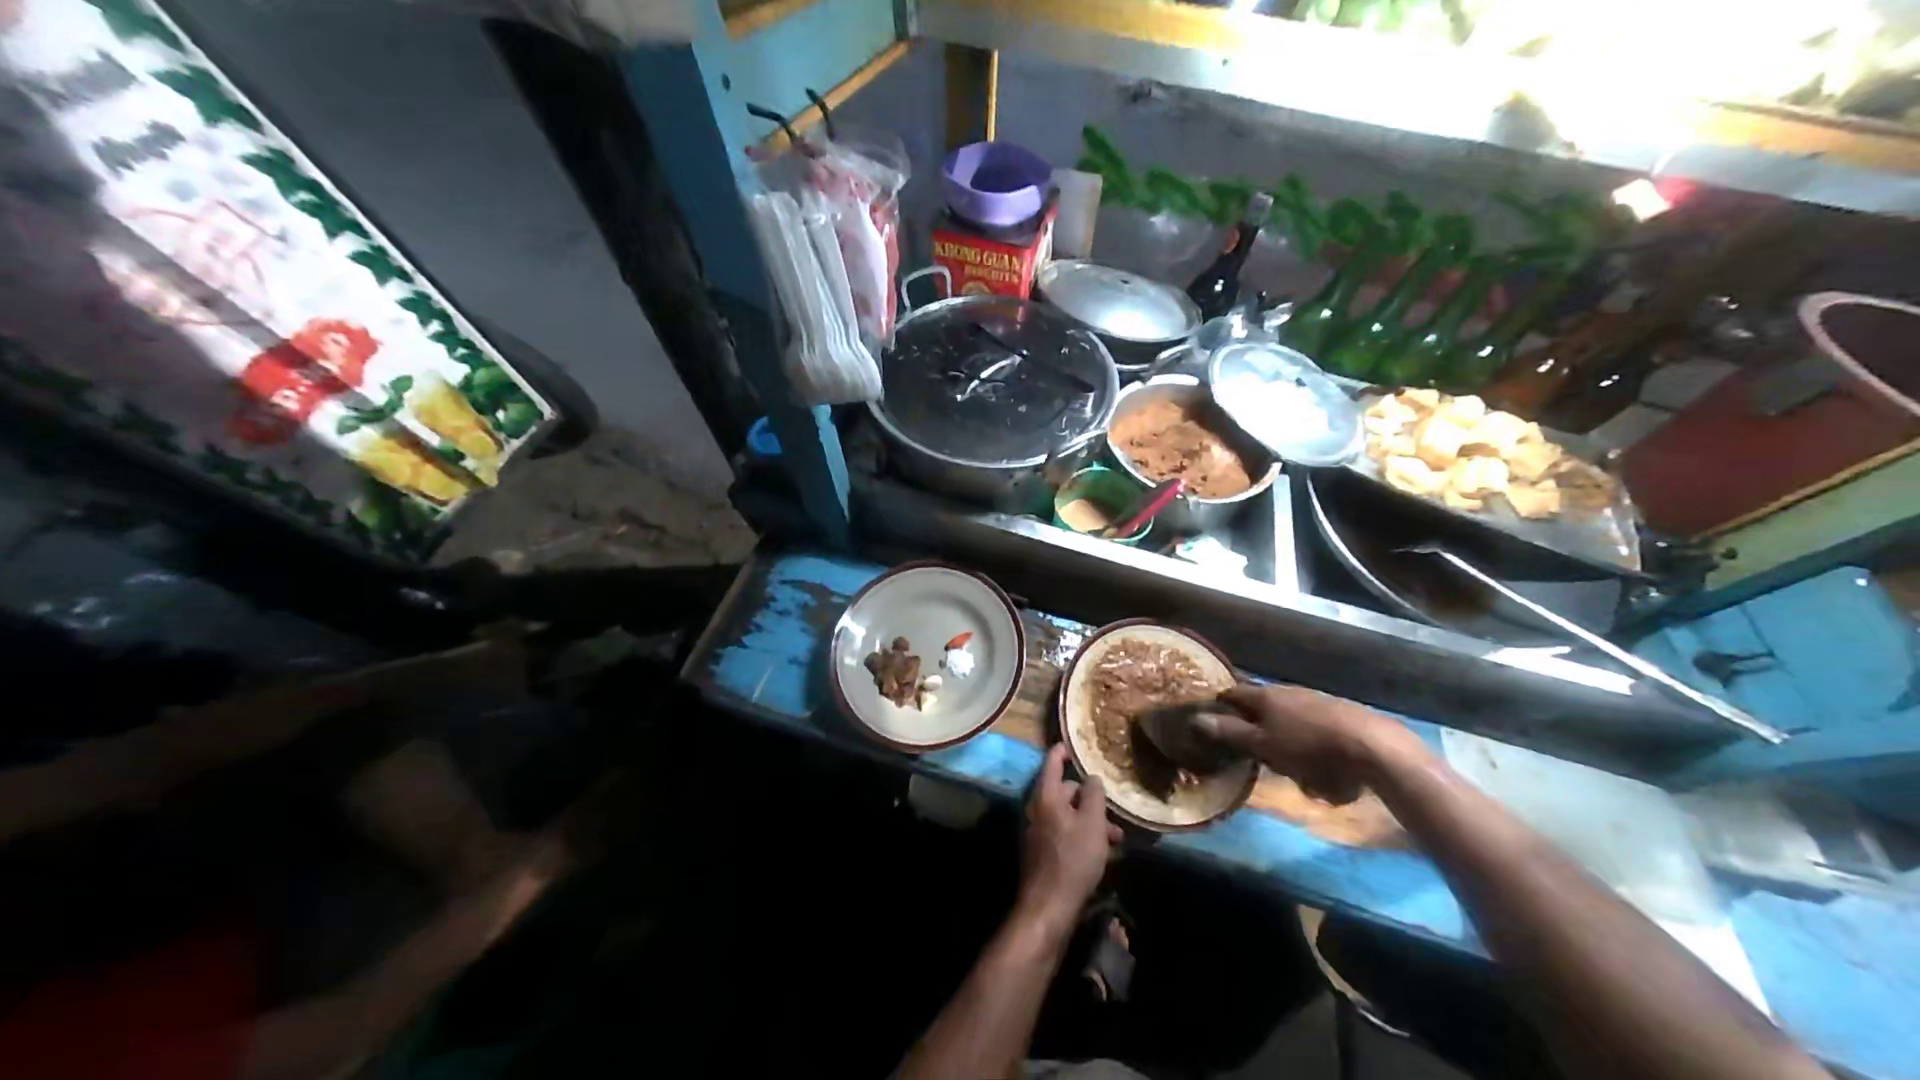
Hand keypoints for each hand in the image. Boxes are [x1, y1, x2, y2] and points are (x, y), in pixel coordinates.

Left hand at [1018, 744, 1121, 922]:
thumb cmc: (1073, 859)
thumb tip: (1092, 777)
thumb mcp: (1092, 824)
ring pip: (1066, 814)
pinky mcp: (1041, 851)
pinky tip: (1100, 853)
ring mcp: (1037, 831)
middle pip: (1063, 791)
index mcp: (1046, 797)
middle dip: (1089, 798)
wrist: (1048, 906)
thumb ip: (1094, 796)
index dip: (1063, 750)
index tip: (1075, 744)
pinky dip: (1081, 835)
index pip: (1052, 762)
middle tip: (1113, 812)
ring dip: (1090, 821)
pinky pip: (1063, 832)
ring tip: (1115, 840)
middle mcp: (1036, 809)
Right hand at [1202, 684, 1425, 803]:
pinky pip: (1316, 731)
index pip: (1232, 693)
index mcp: (1265, 695)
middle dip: (1256, 727)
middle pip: (1263, 706)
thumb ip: (1229, 732)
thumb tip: (1196, 718)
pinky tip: (1322, 768)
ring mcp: (1317, 700)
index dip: (1219, 704)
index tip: (1211, 719)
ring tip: (1292, 768)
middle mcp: (1289, 691)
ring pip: (1290, 719)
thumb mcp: (1262, 746)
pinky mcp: (1342, 715)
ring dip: (1286, 740)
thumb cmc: (1308, 747)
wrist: (1374, 748)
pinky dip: (1312, 746)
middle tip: (1252, 751)